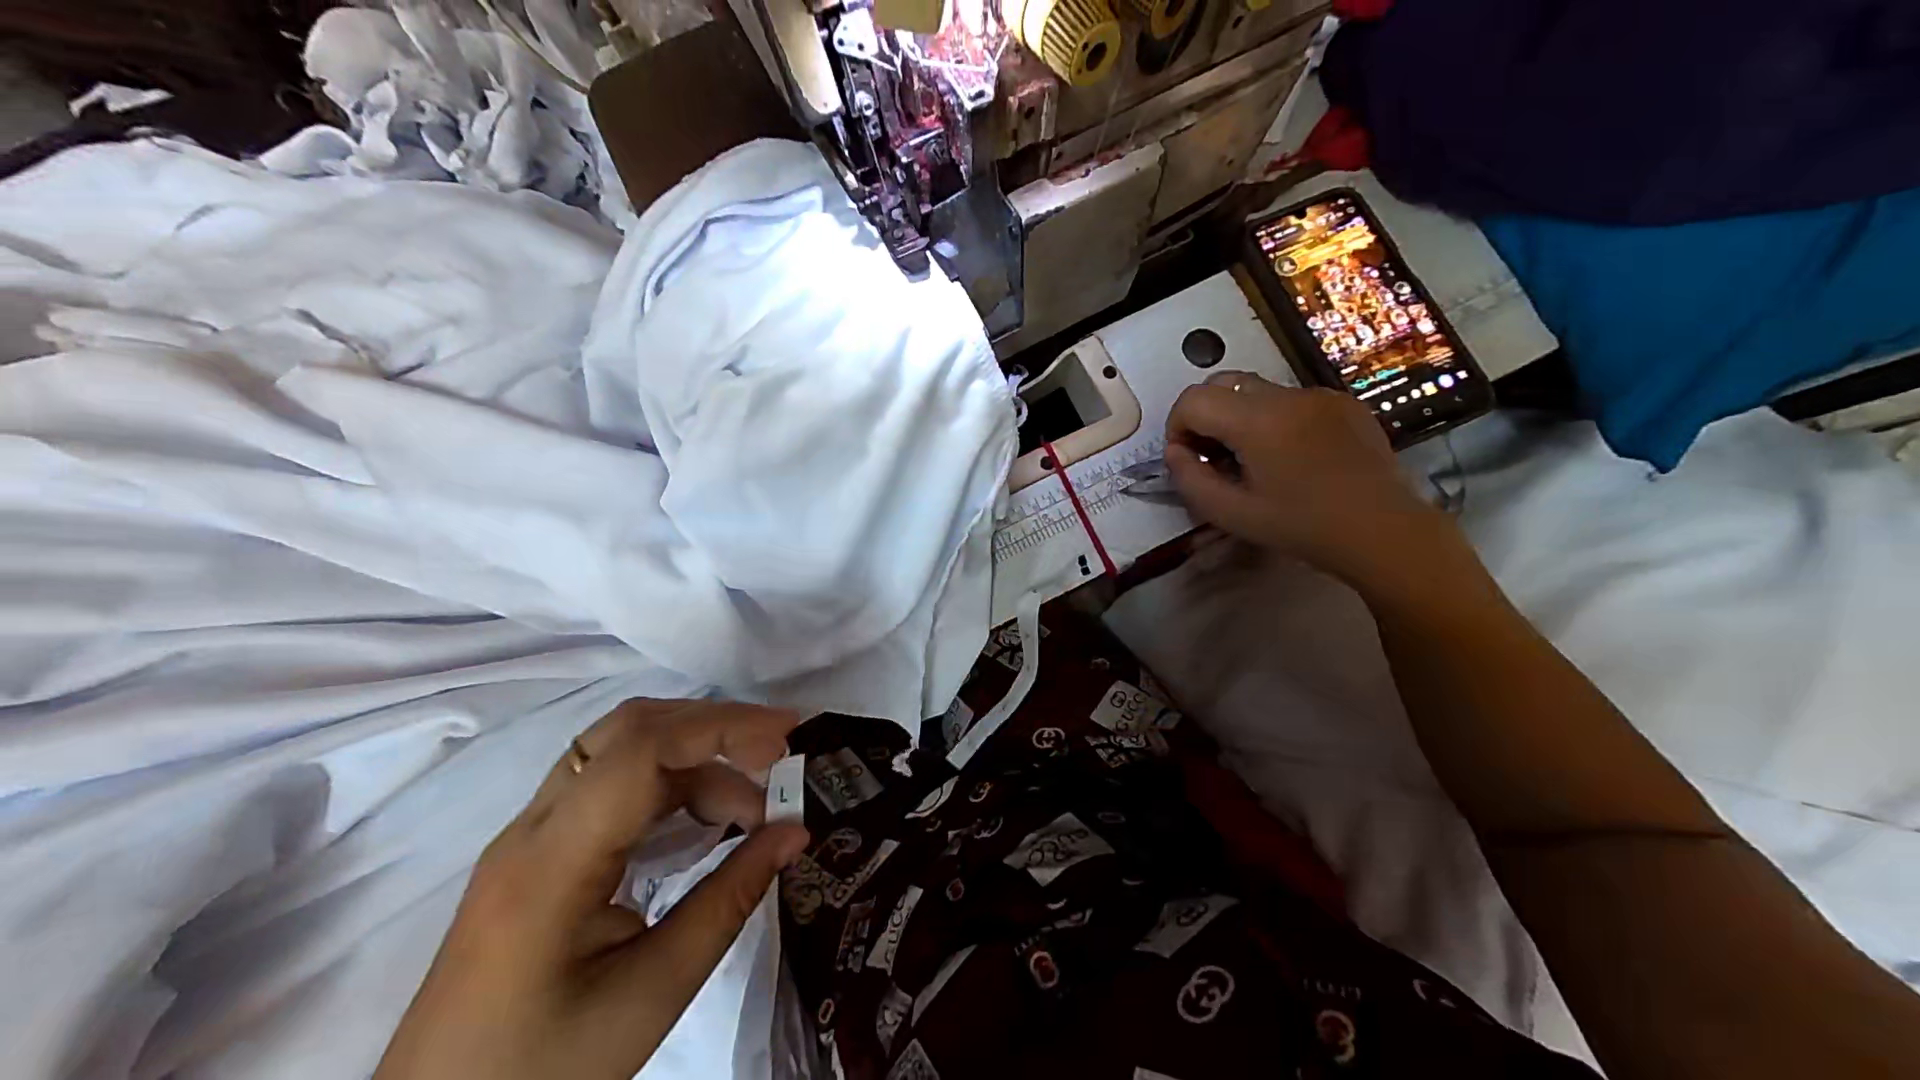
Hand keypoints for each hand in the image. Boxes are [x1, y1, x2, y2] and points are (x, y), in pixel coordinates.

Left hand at [375, 699, 809, 1079]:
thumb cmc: (545, 1071)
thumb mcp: (653, 993)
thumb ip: (729, 900)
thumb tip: (796, 831)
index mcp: (551, 864)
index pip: (640, 751)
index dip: (721, 728)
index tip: (787, 739)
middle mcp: (531, 828)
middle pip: (628, 730)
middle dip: (714, 727)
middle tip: (779, 756)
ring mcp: (527, 834)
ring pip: (619, 750)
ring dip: (695, 759)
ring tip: (752, 809)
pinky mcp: (535, 849)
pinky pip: (609, 784)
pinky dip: (669, 783)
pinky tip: (705, 820)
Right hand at [1164, 372, 1466, 590]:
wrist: (1383, 531)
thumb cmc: (1302, 527)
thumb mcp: (1232, 514)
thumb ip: (1190, 480)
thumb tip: (1175, 451)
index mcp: (1257, 421)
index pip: (1193, 400)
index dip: (1177, 427)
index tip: (1189, 459)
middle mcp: (1287, 395)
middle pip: (1222, 383)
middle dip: (1205, 415)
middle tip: (1214, 456)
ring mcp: (1319, 395)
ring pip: (1257, 390)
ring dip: (1240, 417)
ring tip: (1254, 460)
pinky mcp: (1344, 403)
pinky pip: (1292, 399)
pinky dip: (1275, 419)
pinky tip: (1292, 457)